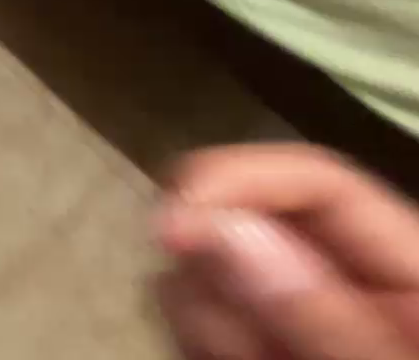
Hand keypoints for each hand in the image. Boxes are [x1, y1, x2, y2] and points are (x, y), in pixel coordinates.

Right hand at [155, 144, 418, 359]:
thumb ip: (328, 321)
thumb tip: (218, 225)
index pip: (317, 185)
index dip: (235, 182)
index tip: (167, 228)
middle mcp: (357, 290)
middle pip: (242, 222)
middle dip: (210, 276)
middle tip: (229, 350)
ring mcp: (302, 323)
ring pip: (204, 270)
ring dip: (202, 322)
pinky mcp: (262, 348)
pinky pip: (196, 320)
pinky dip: (197, 344)